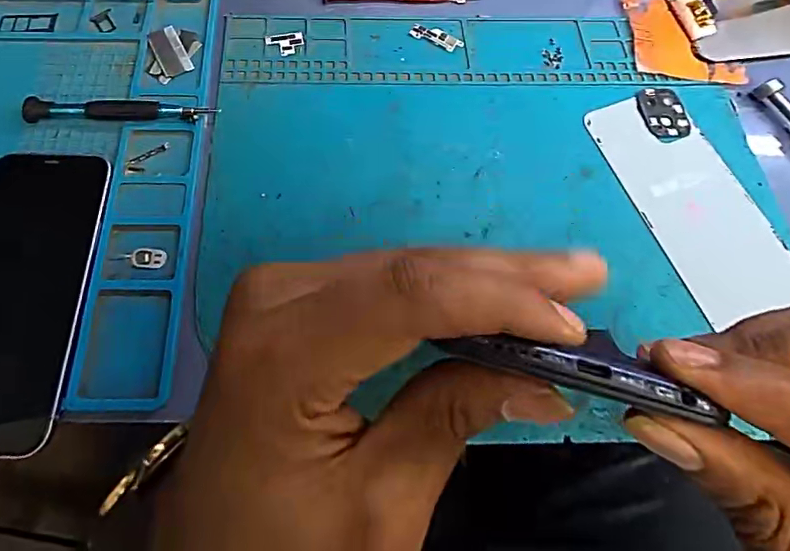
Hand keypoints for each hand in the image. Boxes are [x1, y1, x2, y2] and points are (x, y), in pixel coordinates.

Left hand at [155, 247, 606, 549]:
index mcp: (283, 351)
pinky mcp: (293, 292)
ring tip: (557, 279)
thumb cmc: (282, 545)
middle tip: (583, 274)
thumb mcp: (377, 509)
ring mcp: (281, 285)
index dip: (495, 298)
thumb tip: (538, 374)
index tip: (569, 320)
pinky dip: (442, 289)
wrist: (206, 540)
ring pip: (399, 267)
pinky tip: (491, 289)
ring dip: (480, 275)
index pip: (405, 295)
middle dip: (502, 275)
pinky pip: (380, 281)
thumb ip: (451, 421)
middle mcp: (277, 293)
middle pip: (405, 269)